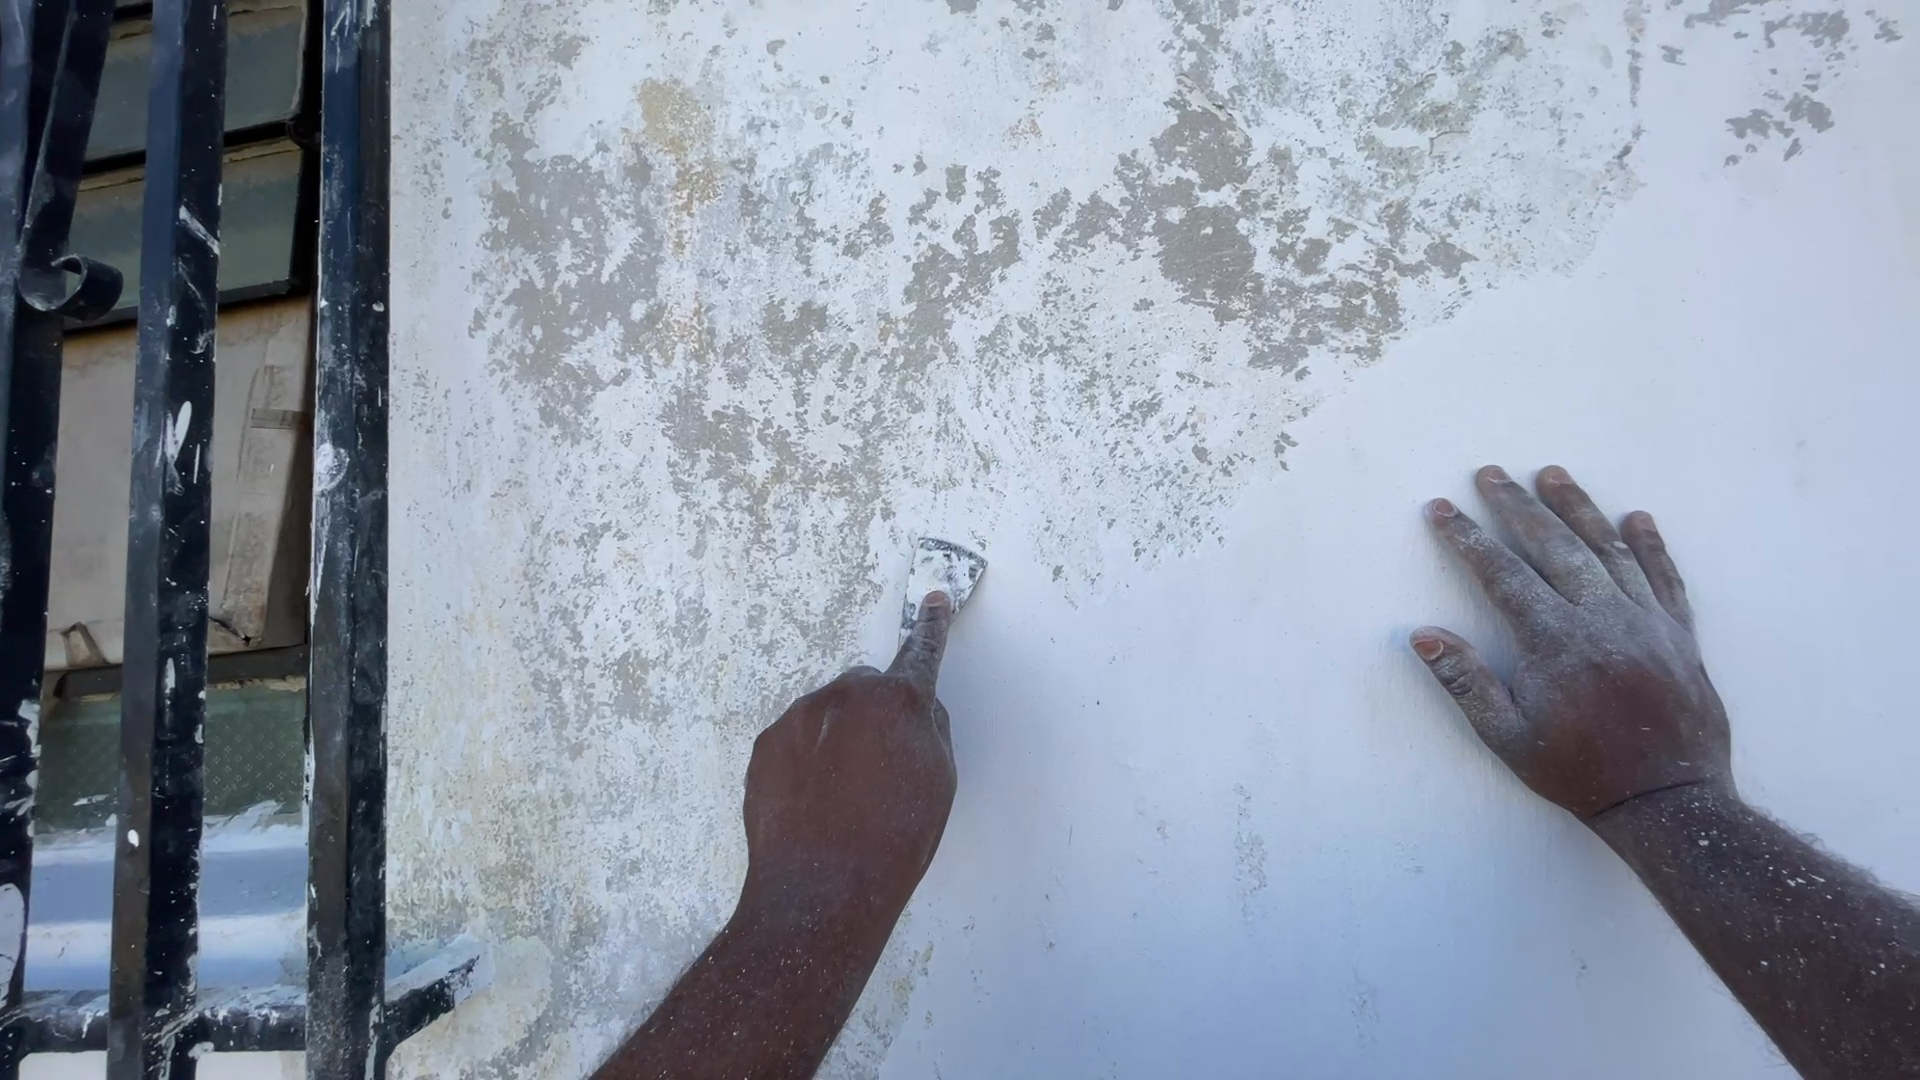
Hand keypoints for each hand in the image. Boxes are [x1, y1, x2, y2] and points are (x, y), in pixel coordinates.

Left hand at [739, 592, 958, 923]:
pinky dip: (807, 755)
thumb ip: (930, 730)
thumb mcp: (940, 782)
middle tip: (879, 766)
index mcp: (899, 702)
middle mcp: (848, 695)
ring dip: (839, 736)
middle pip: (868, 688)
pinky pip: (798, 734)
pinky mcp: (768, 741)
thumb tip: (916, 712)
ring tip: (842, 794)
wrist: (820, 893)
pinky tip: (813, 800)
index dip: (933, 626)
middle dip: (875, 713)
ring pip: (830, 711)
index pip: (922, 653)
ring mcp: (802, 715)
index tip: (934, 599)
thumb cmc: (894, 842)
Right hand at [1411, 466, 1731, 819]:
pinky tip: (1638, 518)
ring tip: (1552, 474)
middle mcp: (1605, 621)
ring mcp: (1648, 625)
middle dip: (1518, 506)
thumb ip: (1464, 680)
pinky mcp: (1680, 637)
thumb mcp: (1503, 734)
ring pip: (1610, 551)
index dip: (1467, 538)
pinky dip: (1652, 546)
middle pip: (1556, 547)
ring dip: (1578, 508)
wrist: (1669, 803)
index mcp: (1557, 642)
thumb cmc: (1575, 768)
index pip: (1503, 574)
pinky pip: (1666, 579)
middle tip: (1491, 473)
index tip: (1441, 510)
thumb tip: (1423, 634)